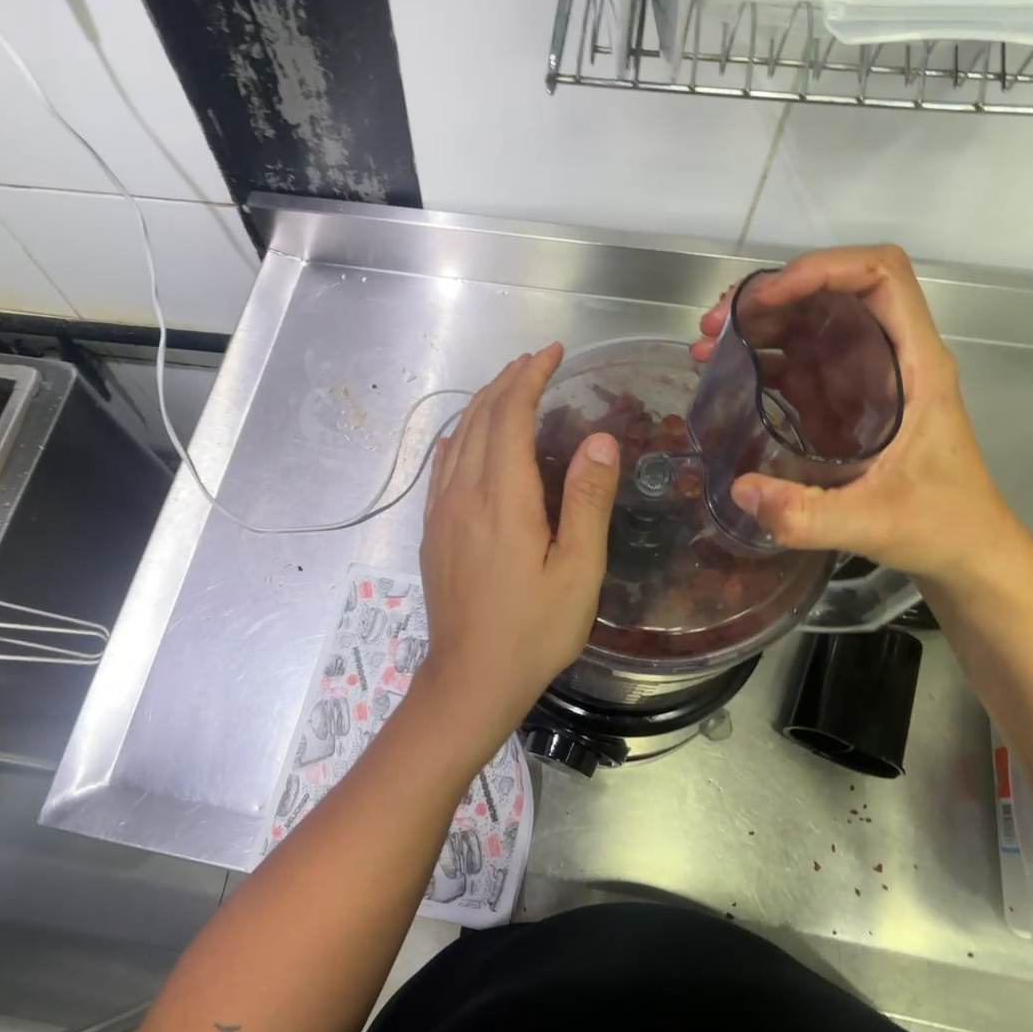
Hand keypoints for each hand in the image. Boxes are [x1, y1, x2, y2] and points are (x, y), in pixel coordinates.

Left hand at [417, 344, 619, 752]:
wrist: (471, 677)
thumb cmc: (533, 630)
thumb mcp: (578, 571)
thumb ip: (586, 501)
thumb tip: (600, 439)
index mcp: (502, 498)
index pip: (509, 415)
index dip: (529, 377)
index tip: (552, 353)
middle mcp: (463, 494)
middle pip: (479, 418)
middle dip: (507, 382)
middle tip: (537, 362)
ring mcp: (441, 512)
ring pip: (457, 438)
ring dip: (483, 405)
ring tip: (510, 388)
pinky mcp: (432, 532)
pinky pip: (442, 467)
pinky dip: (460, 437)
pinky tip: (468, 438)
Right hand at [692, 245, 1017, 586]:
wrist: (966, 552)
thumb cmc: (941, 526)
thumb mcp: (872, 524)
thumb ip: (806, 514)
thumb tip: (738, 489)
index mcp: (914, 366)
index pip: (881, 276)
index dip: (824, 269)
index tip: (768, 298)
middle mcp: (890, 358)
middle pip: (834, 292)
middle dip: (772, 296)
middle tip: (716, 326)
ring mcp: (867, 379)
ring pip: (813, 322)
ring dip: (760, 323)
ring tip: (709, 346)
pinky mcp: (847, 403)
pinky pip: (802, 361)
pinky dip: (762, 357)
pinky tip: (728, 374)